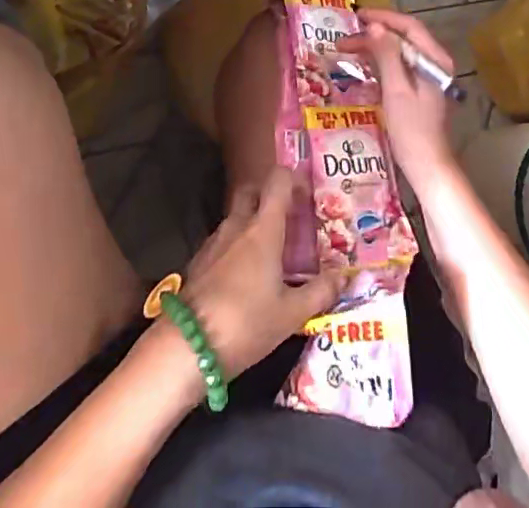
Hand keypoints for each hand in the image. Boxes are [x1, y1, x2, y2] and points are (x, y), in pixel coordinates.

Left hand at [178, 168, 343, 380]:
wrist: (185, 350)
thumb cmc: (246, 323)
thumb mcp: (292, 314)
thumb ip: (320, 292)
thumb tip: (343, 276)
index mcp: (263, 229)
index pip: (277, 182)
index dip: (293, 178)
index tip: (308, 190)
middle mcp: (237, 227)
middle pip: (250, 192)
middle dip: (268, 195)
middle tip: (289, 216)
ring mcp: (213, 244)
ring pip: (235, 218)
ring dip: (252, 224)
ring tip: (273, 250)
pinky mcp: (198, 264)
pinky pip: (222, 243)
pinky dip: (236, 247)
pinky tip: (247, 276)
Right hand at [338, 9, 458, 187]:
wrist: (427, 165)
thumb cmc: (412, 129)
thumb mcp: (396, 89)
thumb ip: (387, 54)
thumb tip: (374, 25)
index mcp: (434, 59)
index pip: (409, 27)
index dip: (383, 18)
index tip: (357, 16)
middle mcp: (434, 63)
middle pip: (403, 38)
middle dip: (374, 34)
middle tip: (344, 38)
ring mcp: (428, 77)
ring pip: (399, 53)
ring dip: (374, 48)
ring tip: (347, 49)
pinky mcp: (419, 90)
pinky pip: (399, 67)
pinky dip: (380, 63)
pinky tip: (362, 67)